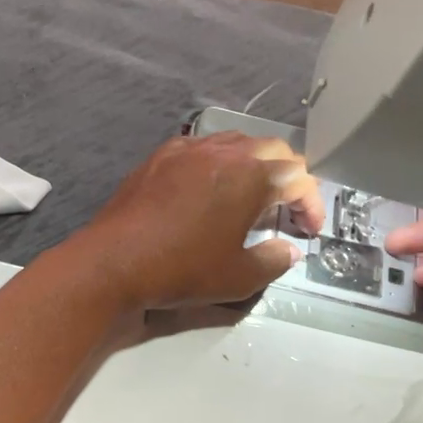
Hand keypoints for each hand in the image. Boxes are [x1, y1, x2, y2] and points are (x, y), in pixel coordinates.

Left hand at [69, 132, 323, 310]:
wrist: (111, 262)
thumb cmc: (180, 269)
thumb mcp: (237, 277)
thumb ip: (272, 261)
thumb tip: (287, 250)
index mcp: (252, 173)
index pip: (299, 178)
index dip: (311, 205)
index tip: (307, 232)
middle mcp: (223, 150)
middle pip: (271, 152)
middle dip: (286, 180)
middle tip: (283, 212)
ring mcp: (187, 149)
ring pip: (235, 145)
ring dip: (251, 168)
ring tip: (248, 200)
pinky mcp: (158, 158)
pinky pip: (200, 151)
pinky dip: (216, 166)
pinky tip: (207, 192)